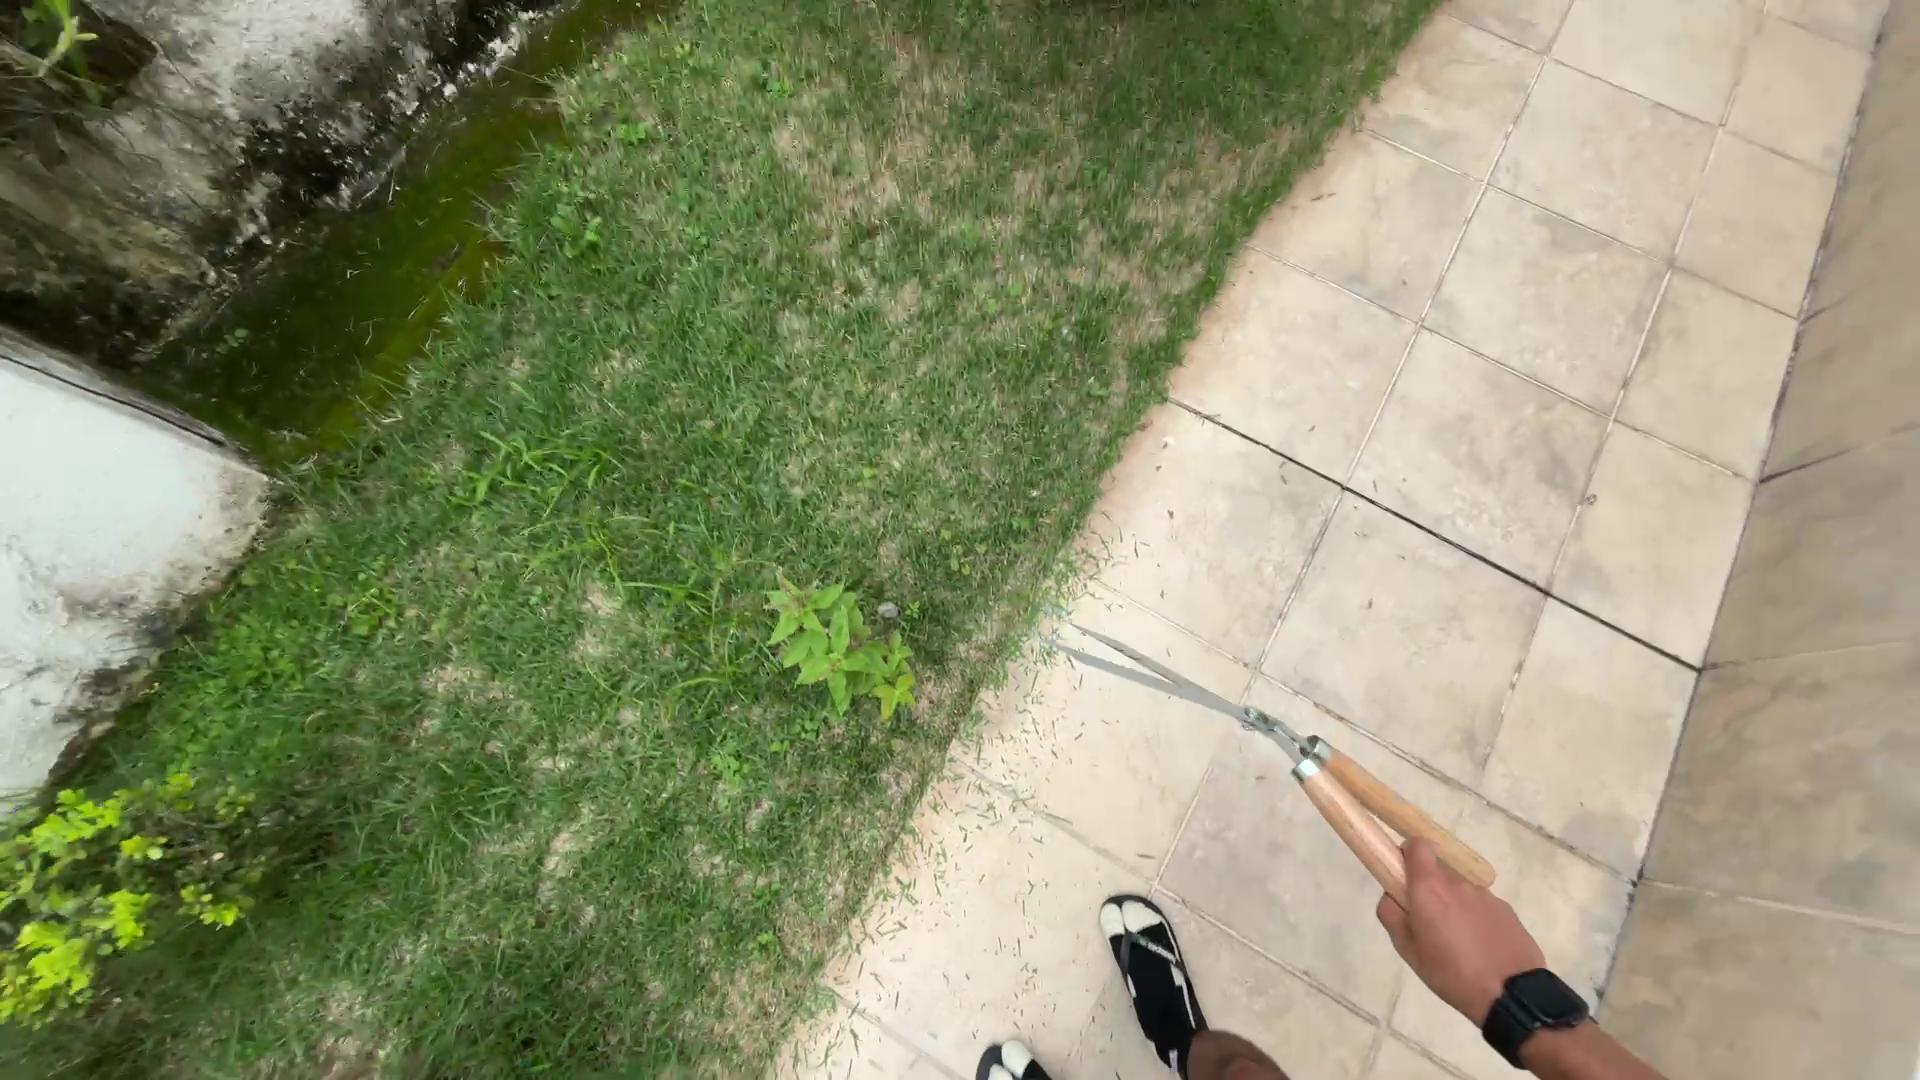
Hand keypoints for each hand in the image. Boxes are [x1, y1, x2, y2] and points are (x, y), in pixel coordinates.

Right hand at [1376, 837, 1544, 1024]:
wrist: (1513, 998)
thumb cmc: (1451, 972)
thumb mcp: (1406, 949)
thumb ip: (1390, 913)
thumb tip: (1392, 894)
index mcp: (1429, 887)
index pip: (1418, 845)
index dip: (1409, 854)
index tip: (1405, 875)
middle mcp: (1457, 883)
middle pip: (1439, 871)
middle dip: (1431, 888)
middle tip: (1430, 920)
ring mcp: (1486, 896)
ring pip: (1461, 891)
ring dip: (1455, 905)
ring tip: (1460, 941)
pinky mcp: (1508, 912)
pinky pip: (1483, 907)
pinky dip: (1477, 919)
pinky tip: (1482, 947)